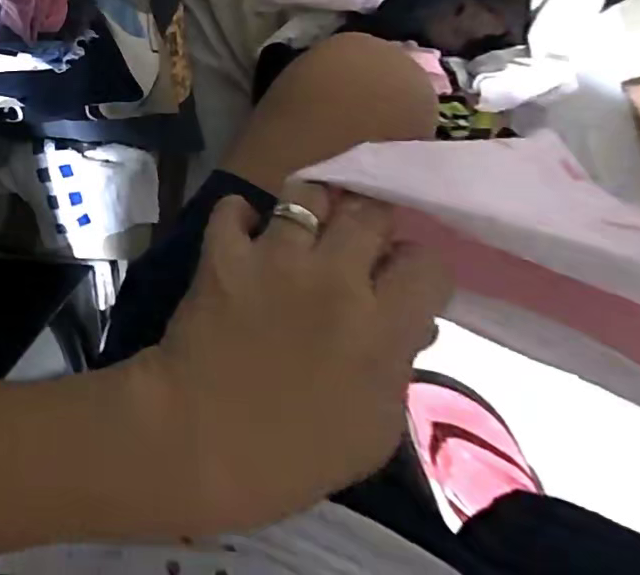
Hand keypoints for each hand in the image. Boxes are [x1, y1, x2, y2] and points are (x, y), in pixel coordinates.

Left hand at [137, 182, 453, 531]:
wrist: (213, 428)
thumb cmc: (307, 441)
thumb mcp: (381, 413)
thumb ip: (399, 356)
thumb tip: (410, 320)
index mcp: (385, 324)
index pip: (426, 262)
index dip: (414, 264)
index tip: (398, 272)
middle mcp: (333, 279)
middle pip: (366, 215)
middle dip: (365, 220)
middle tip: (351, 236)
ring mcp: (273, 260)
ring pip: (303, 198)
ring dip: (306, 207)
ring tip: (300, 223)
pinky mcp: (220, 255)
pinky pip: (231, 209)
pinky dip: (238, 213)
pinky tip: (243, 230)